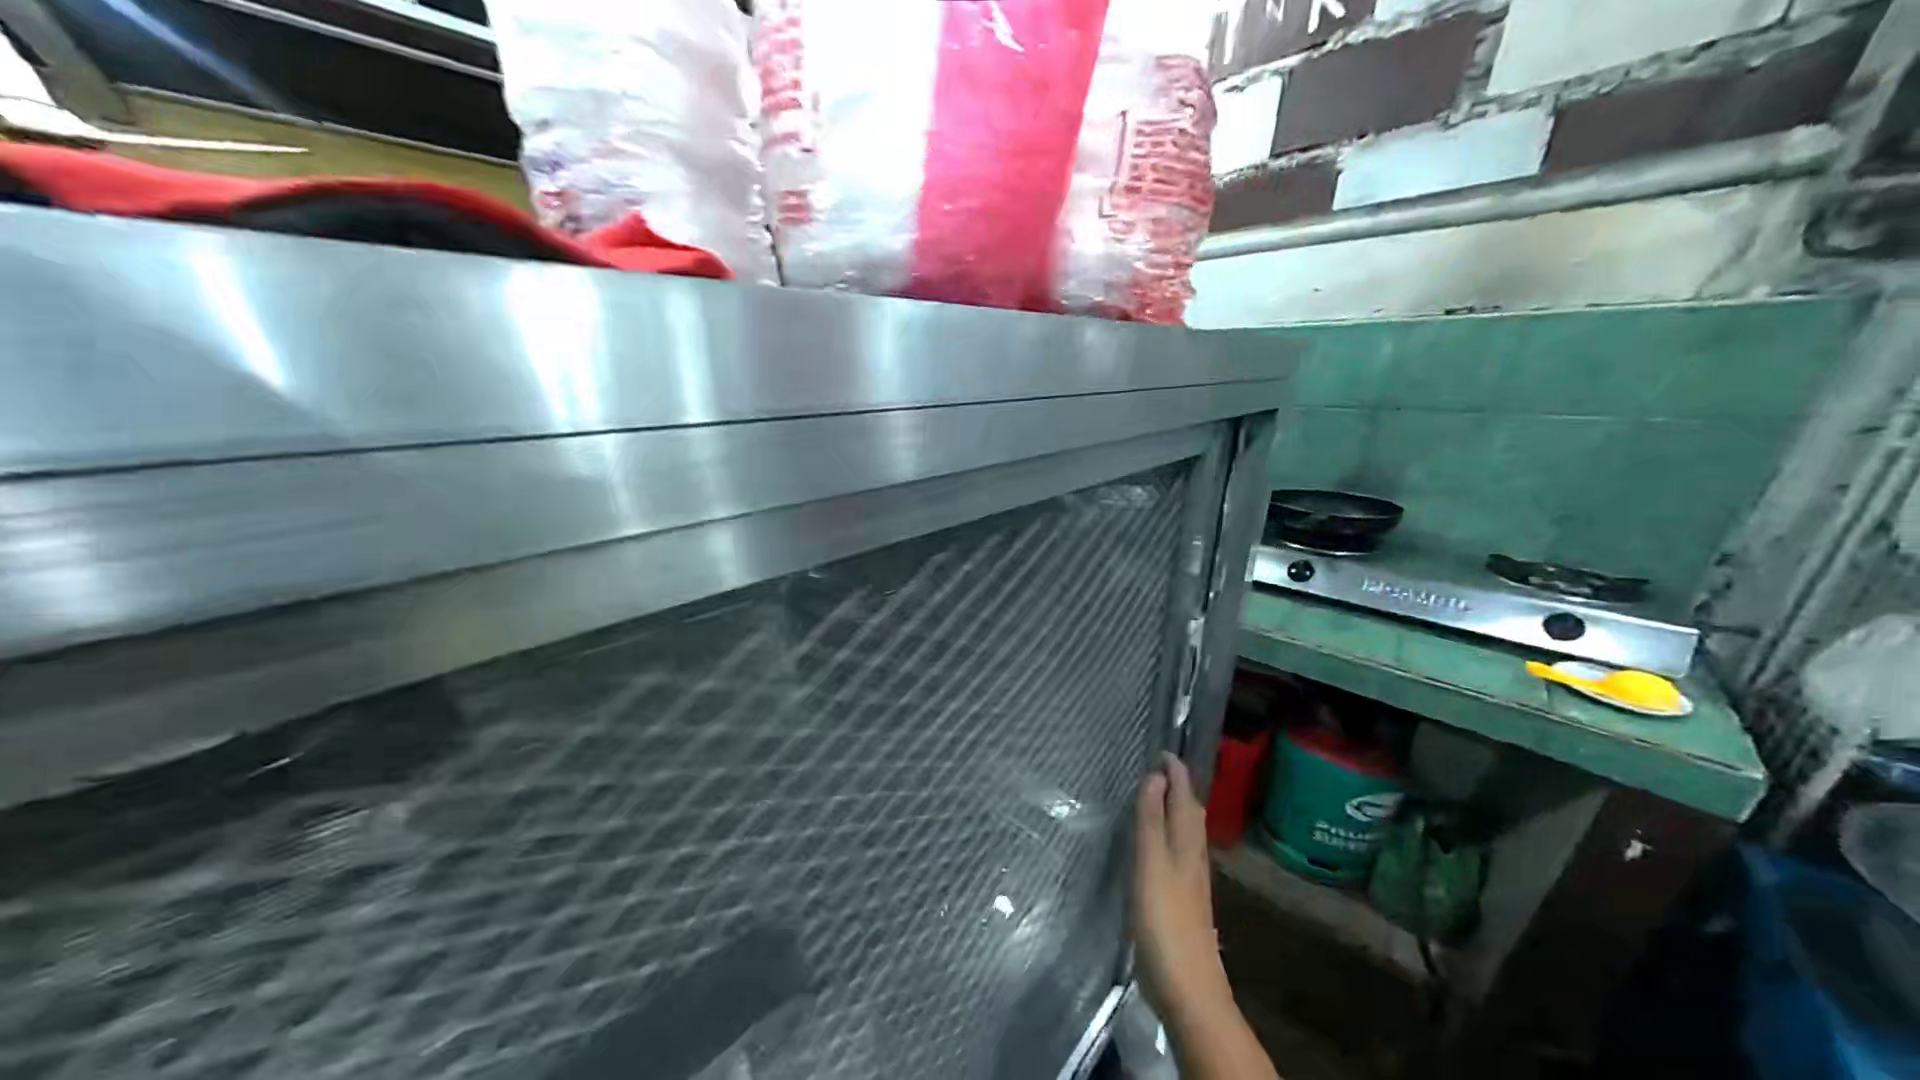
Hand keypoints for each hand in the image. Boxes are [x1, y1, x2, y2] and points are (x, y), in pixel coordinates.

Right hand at [1132, 752, 1232, 1023]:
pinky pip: (1178, 851)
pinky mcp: (1183, 900)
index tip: (1162, 749)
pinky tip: (1157, 845)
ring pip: (1186, 832)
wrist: (1188, 987)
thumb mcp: (1151, 865)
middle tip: (1159, 766)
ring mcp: (1191, 880)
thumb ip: (1151, 821)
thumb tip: (1156, 776)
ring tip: (1155, 796)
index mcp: (1187, 844)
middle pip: (1190, 813)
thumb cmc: (1164, 921)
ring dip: (1174, 809)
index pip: (1185, 796)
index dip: (1176, 772)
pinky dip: (1169, 834)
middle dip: (1178, 787)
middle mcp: (1194, 856)